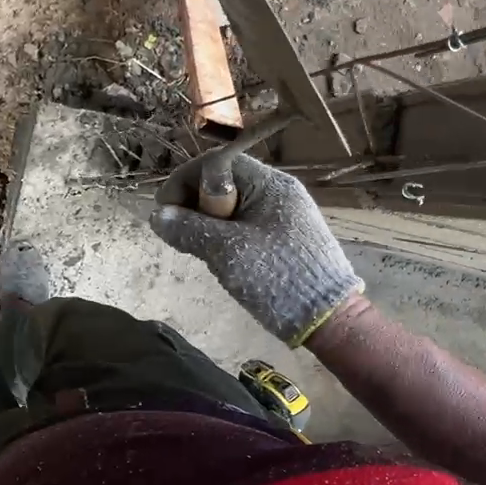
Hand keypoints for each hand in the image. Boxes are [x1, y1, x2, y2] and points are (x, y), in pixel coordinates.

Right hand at [150, 153, 364, 345]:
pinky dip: (222, 233)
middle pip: (222, 181)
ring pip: (230, 204)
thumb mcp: (226, 252)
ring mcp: (282, 215)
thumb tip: (157, 216)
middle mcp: (278, 192)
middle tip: (178, 231)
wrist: (328, 320)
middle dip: (193, 202)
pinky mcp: (282, 237)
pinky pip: (243, 223)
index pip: (216, 163)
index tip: (165, 210)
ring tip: (195, 246)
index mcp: (270, 185)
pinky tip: (217, 255)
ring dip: (206, 221)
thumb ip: (188, 229)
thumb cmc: (277, 278)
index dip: (184, 181)